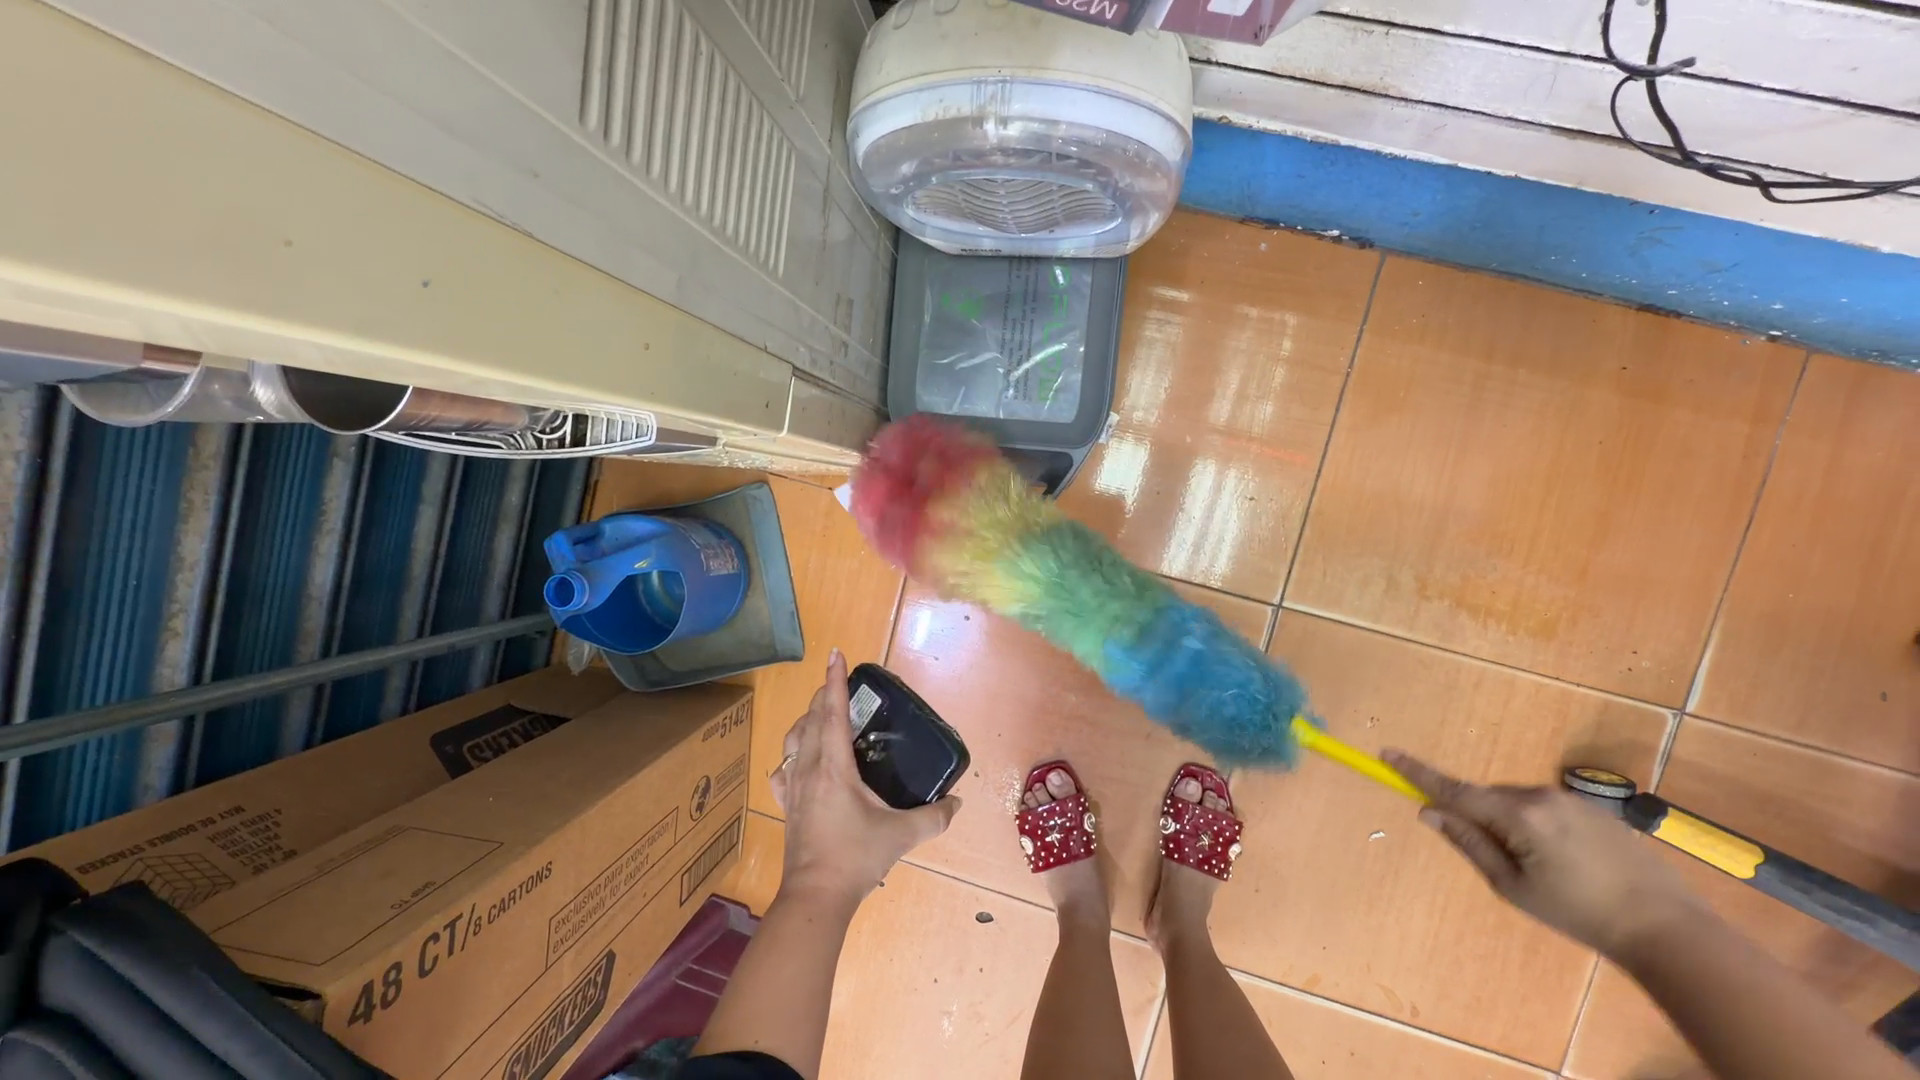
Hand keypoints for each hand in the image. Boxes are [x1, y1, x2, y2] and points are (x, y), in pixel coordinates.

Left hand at [769, 649, 960, 905]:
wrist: (816, 896)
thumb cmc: (856, 858)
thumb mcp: (902, 835)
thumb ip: (934, 816)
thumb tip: (958, 803)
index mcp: (834, 767)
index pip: (833, 713)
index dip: (835, 682)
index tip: (835, 655)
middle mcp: (809, 769)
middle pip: (811, 720)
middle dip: (823, 696)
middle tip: (838, 684)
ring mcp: (793, 788)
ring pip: (793, 742)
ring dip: (805, 721)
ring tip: (820, 715)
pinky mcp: (786, 806)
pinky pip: (783, 771)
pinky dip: (790, 757)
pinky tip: (796, 763)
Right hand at [1384, 751, 1700, 957]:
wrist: (1666, 927)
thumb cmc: (1579, 913)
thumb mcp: (1513, 887)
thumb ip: (1469, 843)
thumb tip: (1430, 812)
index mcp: (1518, 815)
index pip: (1454, 789)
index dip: (1418, 773)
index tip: (1388, 753)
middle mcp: (1539, 796)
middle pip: (1486, 796)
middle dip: (1475, 816)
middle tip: (1494, 860)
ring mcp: (1569, 800)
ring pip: (1515, 802)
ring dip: (1507, 823)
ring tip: (1538, 870)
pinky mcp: (1592, 809)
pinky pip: (1542, 808)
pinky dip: (1534, 826)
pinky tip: (1561, 863)